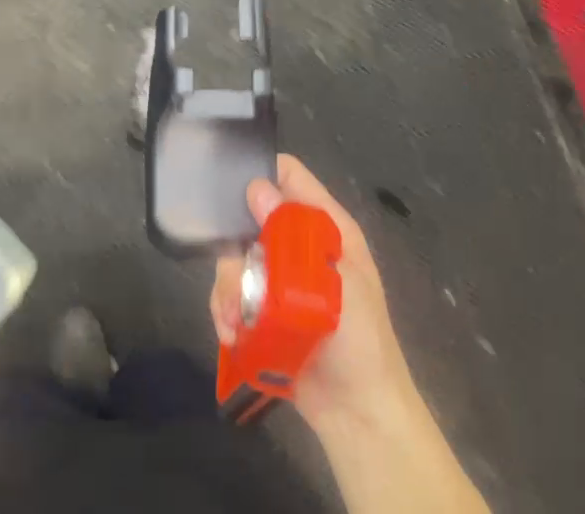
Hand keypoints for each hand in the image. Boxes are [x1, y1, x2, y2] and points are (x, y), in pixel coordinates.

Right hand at [210, 154, 415, 430]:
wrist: (356, 411)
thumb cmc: (360, 340)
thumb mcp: (336, 281)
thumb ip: (295, 232)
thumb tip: (256, 187)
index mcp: (327, 230)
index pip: (290, 177)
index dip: (261, 173)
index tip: (230, 184)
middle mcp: (298, 247)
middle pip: (248, 219)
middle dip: (235, 248)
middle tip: (237, 276)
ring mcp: (277, 279)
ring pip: (233, 261)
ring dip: (228, 290)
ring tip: (235, 319)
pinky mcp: (260, 310)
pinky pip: (228, 295)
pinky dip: (225, 313)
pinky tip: (233, 333)